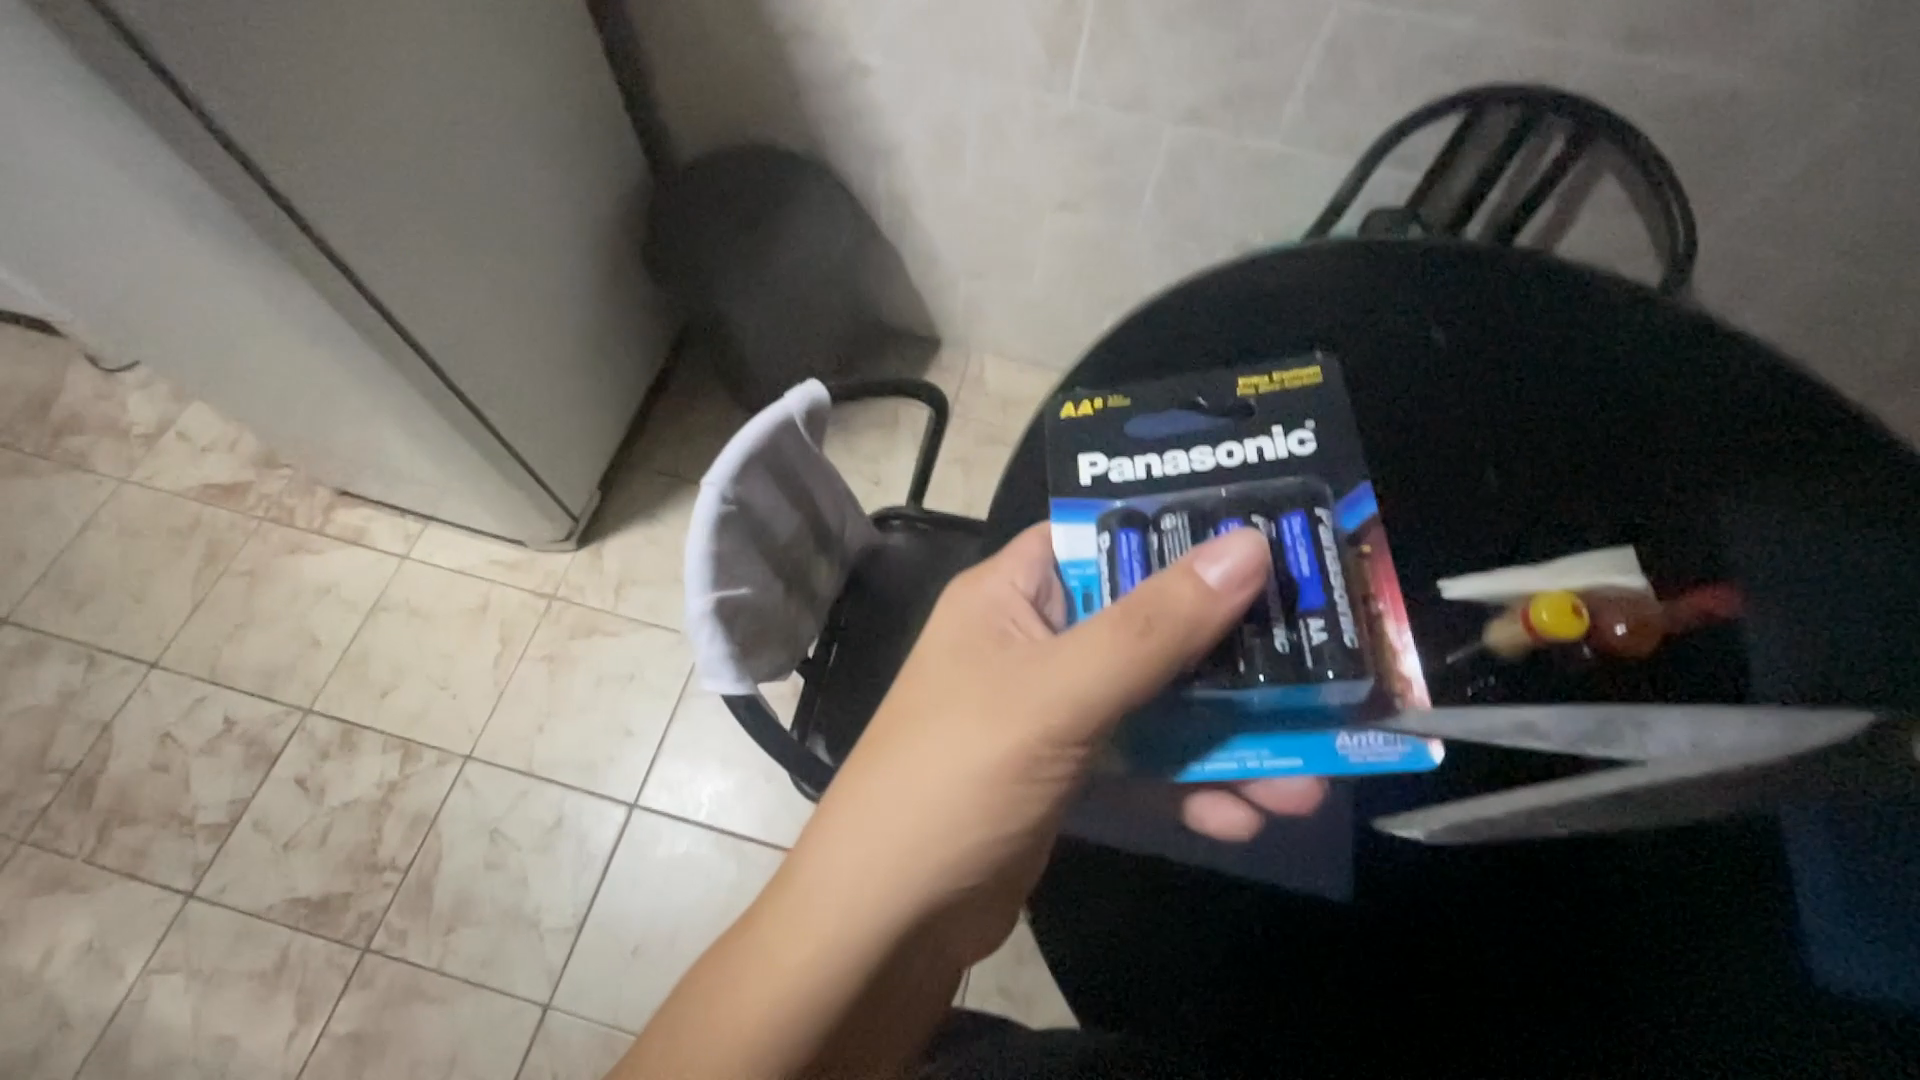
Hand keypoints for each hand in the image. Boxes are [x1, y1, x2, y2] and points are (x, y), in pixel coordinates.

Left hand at [787, 523, 1327, 963]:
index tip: (1272, 546)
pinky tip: (1244, 817)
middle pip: (1147, 624)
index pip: (1103, 536)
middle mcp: (1033, 641)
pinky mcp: (1066, 773)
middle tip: (1322, 672)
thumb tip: (1249, 545)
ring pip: (1155, 701)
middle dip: (1229, 659)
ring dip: (1226, 737)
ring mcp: (1051, 711)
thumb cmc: (957, 779)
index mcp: (1011, 594)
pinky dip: (1190, 785)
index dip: (1181, 535)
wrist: (888, 919)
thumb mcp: (1057, 694)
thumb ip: (1153, 626)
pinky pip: (1142, 761)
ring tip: (1309, 780)